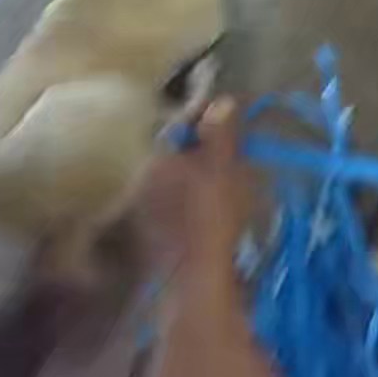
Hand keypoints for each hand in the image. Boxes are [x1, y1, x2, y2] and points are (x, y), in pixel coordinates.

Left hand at [136, 98, 250, 293]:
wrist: (195, 278)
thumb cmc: (212, 214)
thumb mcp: (225, 166)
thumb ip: (221, 133)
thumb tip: (222, 98)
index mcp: (157, 160)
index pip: (181, 125)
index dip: (207, 116)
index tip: (232, 112)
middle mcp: (142, 181)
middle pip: (177, 151)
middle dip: (203, 144)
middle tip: (235, 143)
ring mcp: (146, 210)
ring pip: (177, 177)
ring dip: (199, 171)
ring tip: (230, 171)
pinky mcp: (155, 234)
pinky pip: (177, 201)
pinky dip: (195, 195)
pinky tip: (215, 203)